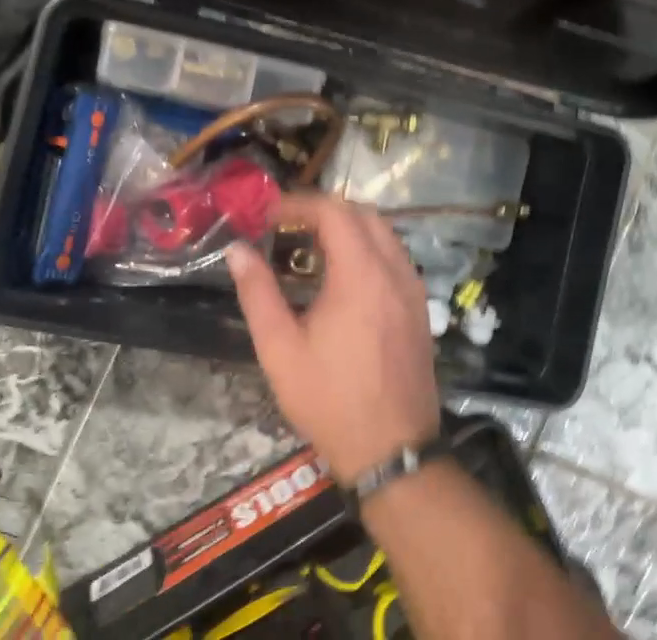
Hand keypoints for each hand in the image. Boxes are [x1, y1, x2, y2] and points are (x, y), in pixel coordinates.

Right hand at [226, 194, 440, 481]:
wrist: (392, 451)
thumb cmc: (330, 400)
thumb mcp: (279, 349)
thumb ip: (257, 293)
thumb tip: (237, 250)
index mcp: (361, 275)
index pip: (334, 212)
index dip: (298, 204)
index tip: (267, 216)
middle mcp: (394, 272)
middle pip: (363, 214)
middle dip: (323, 210)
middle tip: (286, 226)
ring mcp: (413, 291)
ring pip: (384, 235)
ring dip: (348, 229)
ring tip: (309, 249)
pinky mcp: (420, 310)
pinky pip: (395, 259)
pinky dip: (367, 251)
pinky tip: (341, 279)